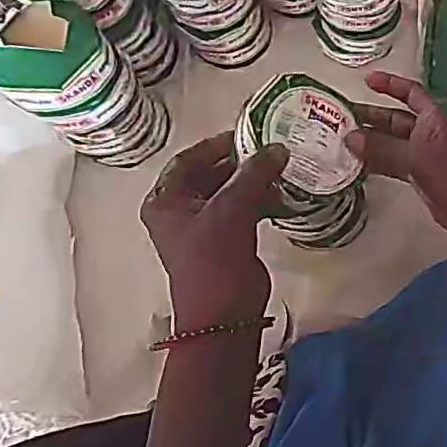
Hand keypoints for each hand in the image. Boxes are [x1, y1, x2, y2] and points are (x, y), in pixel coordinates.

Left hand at [140, 132, 287, 326]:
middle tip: (270, 148)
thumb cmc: (215, 259)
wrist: (225, 313)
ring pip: (228, 192)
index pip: (188, 159)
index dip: (216, 144)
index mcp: (166, 201)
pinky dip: (259, 199)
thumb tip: (277, 148)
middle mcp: (180, 211)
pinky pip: (241, 210)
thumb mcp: (232, 209)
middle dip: (239, 162)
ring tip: (280, 168)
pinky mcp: (225, 241)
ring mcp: (203, 228)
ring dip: (252, 180)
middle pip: (209, 174)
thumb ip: (254, 174)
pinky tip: (280, 194)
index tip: (246, 132)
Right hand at [347, 71, 446, 243]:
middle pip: (399, 118)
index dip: (390, 84)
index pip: (411, 93)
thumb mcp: (414, 156)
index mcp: (435, 118)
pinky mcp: (423, 174)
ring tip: (346, 138)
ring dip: (372, 140)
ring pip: (395, 141)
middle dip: (373, 115)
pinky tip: (360, 162)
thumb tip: (352, 139)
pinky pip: (396, 161)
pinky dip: (379, 160)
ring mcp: (427, 154)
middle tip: (346, 115)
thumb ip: (382, 148)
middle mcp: (432, 132)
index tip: (368, 81)